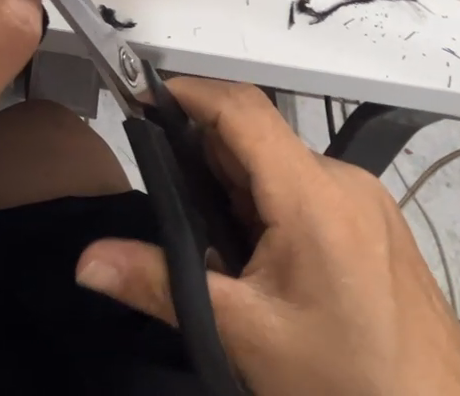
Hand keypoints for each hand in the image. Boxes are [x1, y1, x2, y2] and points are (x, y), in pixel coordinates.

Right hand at [74, 79, 459, 395]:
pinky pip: (302, 190)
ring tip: (219, 252)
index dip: (185, 92)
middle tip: (174, 214)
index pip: (240, 109)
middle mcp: (343, 183)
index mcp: (313, 196)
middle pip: (252, 139)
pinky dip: (264, 206)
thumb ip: (159, 285)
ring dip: (233, 190)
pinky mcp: (373, 226)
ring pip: (275, 167)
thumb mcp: (245, 335)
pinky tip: (258, 264)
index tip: (136, 96)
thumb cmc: (351, 383)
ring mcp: (363, 203)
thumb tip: (86, 260)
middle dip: (202, 161)